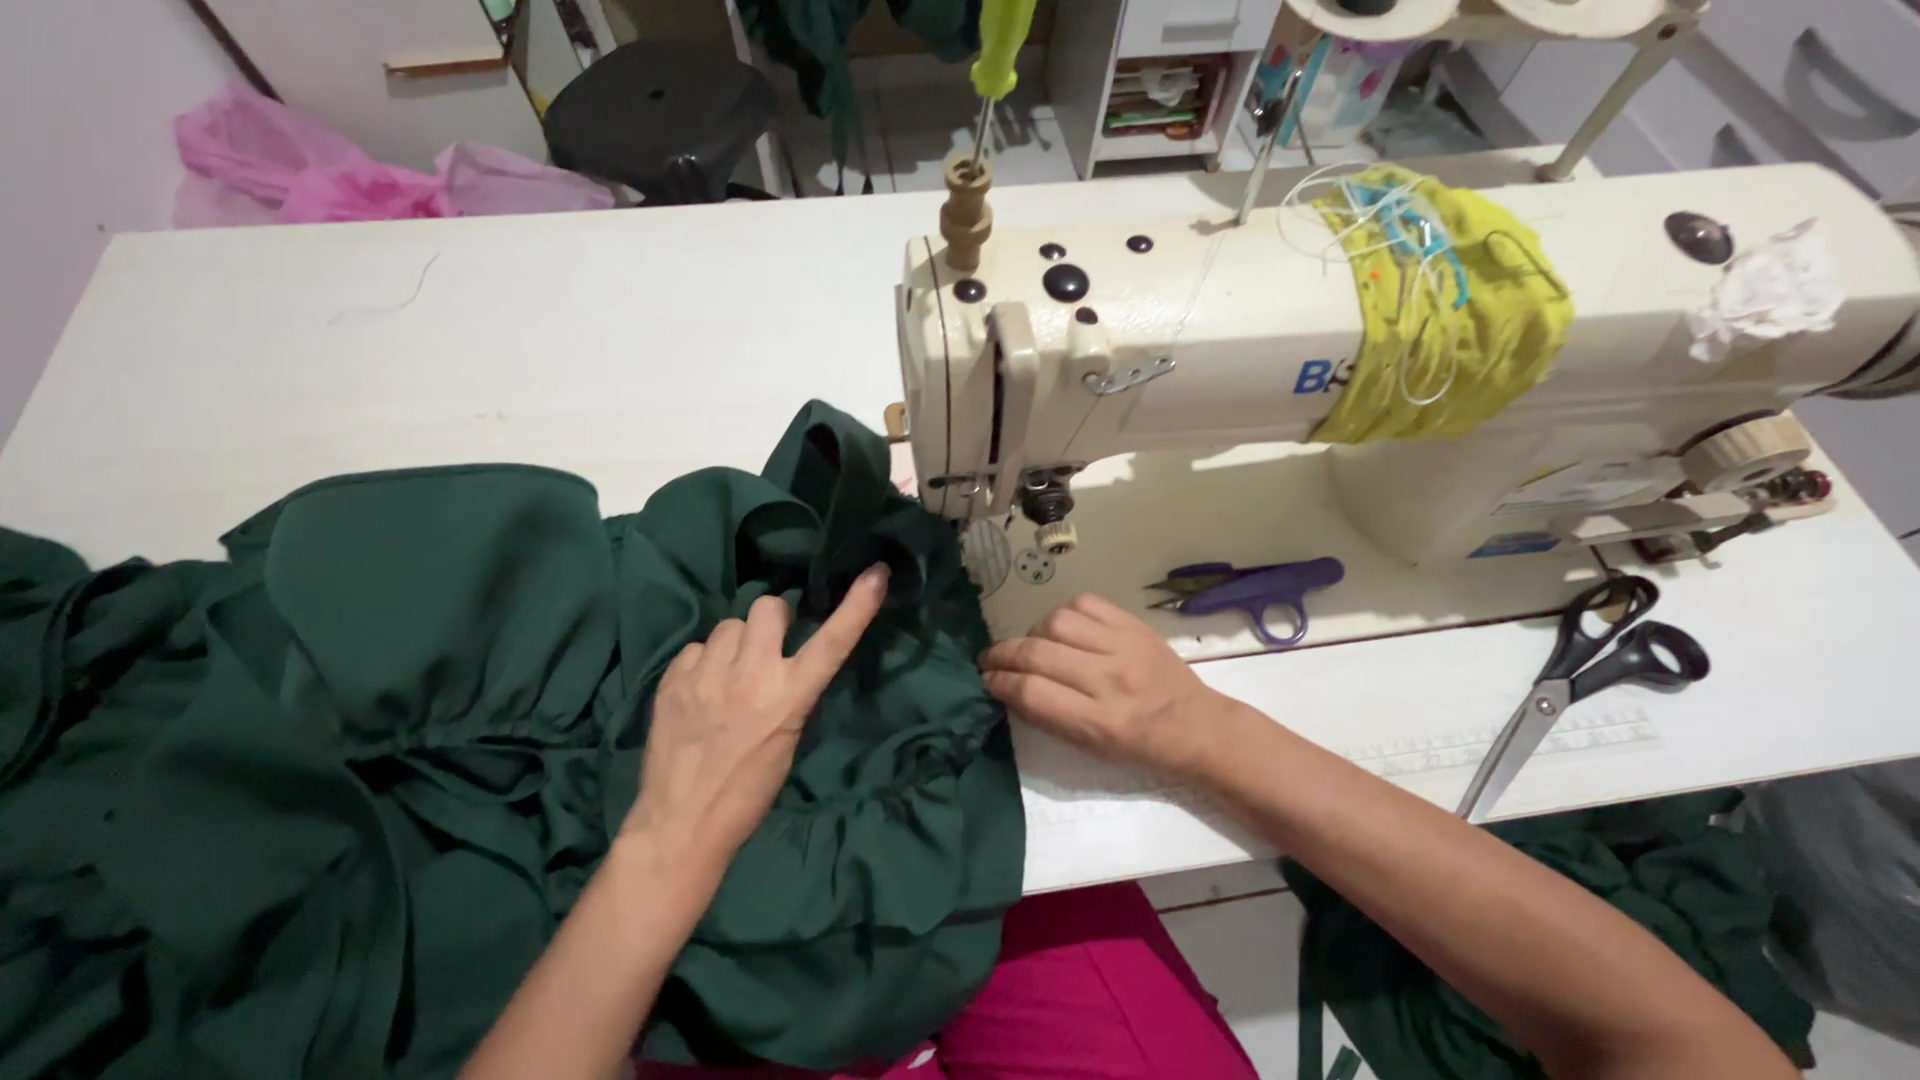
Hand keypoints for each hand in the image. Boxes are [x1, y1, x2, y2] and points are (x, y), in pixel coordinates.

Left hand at [622, 564, 890, 865]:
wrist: (681, 823)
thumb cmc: (748, 793)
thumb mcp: (788, 741)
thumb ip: (789, 692)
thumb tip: (785, 659)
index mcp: (788, 697)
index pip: (833, 641)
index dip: (858, 604)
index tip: (877, 572)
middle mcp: (750, 675)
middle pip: (767, 607)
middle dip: (771, 620)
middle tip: (766, 648)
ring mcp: (707, 674)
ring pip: (728, 625)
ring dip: (734, 643)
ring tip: (727, 675)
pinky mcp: (672, 680)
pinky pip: (695, 648)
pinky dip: (702, 662)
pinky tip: (699, 690)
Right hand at [979, 593, 1234, 778]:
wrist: (1196, 725)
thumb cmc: (1139, 747)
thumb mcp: (1090, 747)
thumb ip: (1048, 716)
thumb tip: (1008, 686)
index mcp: (1099, 722)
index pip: (1032, 693)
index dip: (999, 682)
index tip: (986, 680)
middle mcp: (1110, 681)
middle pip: (1037, 653)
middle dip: (1003, 654)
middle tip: (991, 659)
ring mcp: (1124, 647)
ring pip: (1057, 622)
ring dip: (1033, 632)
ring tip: (1032, 644)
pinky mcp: (1134, 625)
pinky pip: (1086, 603)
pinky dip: (1064, 613)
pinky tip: (1062, 628)